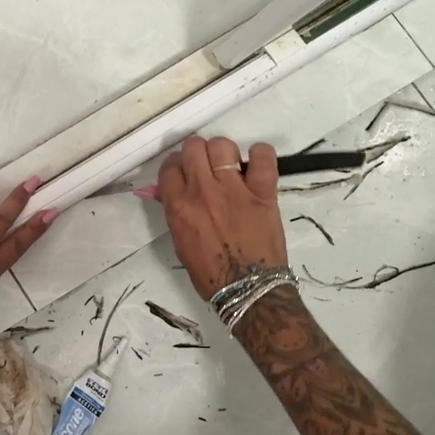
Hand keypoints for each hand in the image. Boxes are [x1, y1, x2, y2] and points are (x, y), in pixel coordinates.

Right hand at [155, 136, 287, 300]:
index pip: (169, 166)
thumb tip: (173, 193)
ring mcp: (234, 190)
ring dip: (223, 152)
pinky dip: (261, 154)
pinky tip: (256, 162)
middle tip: (204, 166)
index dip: (175, 166)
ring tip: (229, 166)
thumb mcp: (180, 241)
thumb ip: (175, 212)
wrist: (248, 289)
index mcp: (178, 206)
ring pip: (222, 145)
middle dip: (196, 153)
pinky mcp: (263, 193)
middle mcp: (203, 192)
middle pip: (193, 147)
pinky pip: (264, 158)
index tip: (182, 173)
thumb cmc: (209, 272)